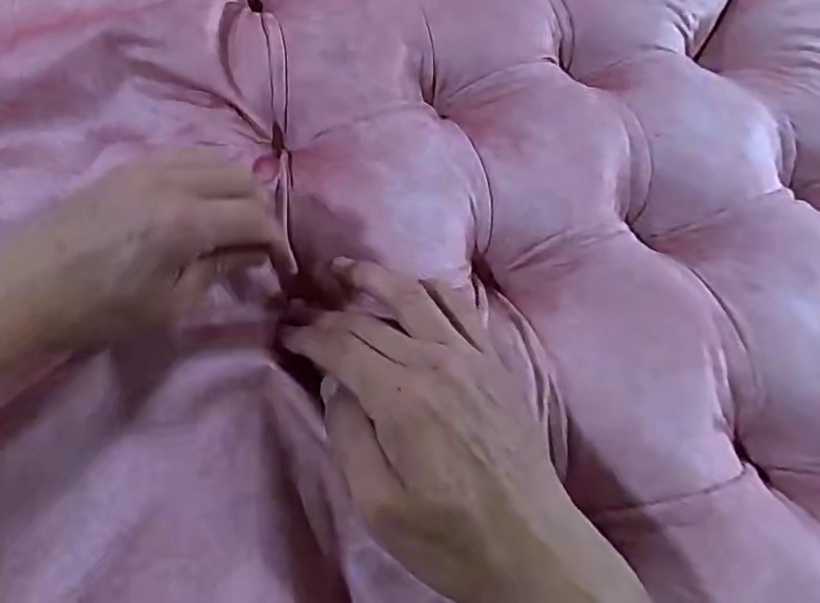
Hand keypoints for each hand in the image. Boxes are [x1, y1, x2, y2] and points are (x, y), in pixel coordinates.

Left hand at [0, 151, 294, 375]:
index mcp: (187, 220)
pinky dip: (209, 171)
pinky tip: (204, 196)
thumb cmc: (95, 310)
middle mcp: (174, 179)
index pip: (255, 217)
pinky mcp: (129, 164)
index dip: (278, 242)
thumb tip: (254, 252)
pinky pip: (186, 154)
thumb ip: (218, 269)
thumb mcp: (167, 304)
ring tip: (237, 218)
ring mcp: (149, 165)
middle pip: (242, 179)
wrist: (21, 288)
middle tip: (262, 244)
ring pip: (216, 159)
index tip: (283, 266)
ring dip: (238, 186)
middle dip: (263, 210)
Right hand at [282, 260, 645, 602]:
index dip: (307, 334)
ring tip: (343, 269)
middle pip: (367, 320)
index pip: (341, 346)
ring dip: (372, 275)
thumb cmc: (452, 540)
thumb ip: (348, 438)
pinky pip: (458, 304)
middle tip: (298, 305)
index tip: (285, 330)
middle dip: (325, 310)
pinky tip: (411, 287)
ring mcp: (470, 354)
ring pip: (411, 294)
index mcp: (402, 400)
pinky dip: (427, 287)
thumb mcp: (379, 510)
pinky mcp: (494, 359)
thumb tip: (338, 386)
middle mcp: (435, 362)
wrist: (535, 550)